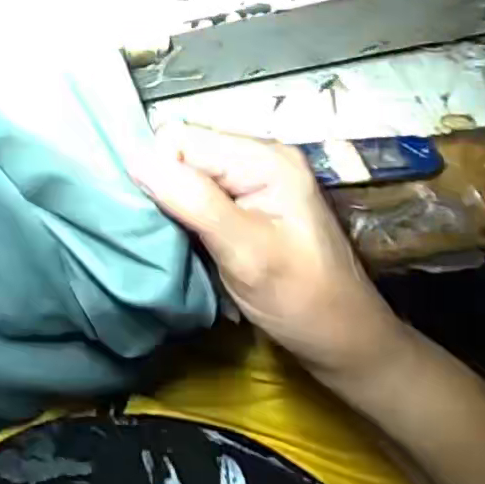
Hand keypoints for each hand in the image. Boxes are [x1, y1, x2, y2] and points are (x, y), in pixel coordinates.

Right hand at [129, 125, 411, 380]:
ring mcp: (254, 175)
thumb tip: (135, 158)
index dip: (160, 172)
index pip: (181, 138)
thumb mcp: (245, 252)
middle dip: (165, 184)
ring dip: (172, 199)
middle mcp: (257, 154)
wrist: (349, 345)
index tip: (161, 217)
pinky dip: (185, 209)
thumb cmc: (304, 302)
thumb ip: (192, 200)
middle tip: (168, 230)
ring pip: (185, 169)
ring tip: (176, 235)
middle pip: (182, 149)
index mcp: (264, 157)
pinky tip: (189, 235)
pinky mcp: (247, 198)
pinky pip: (198, 187)